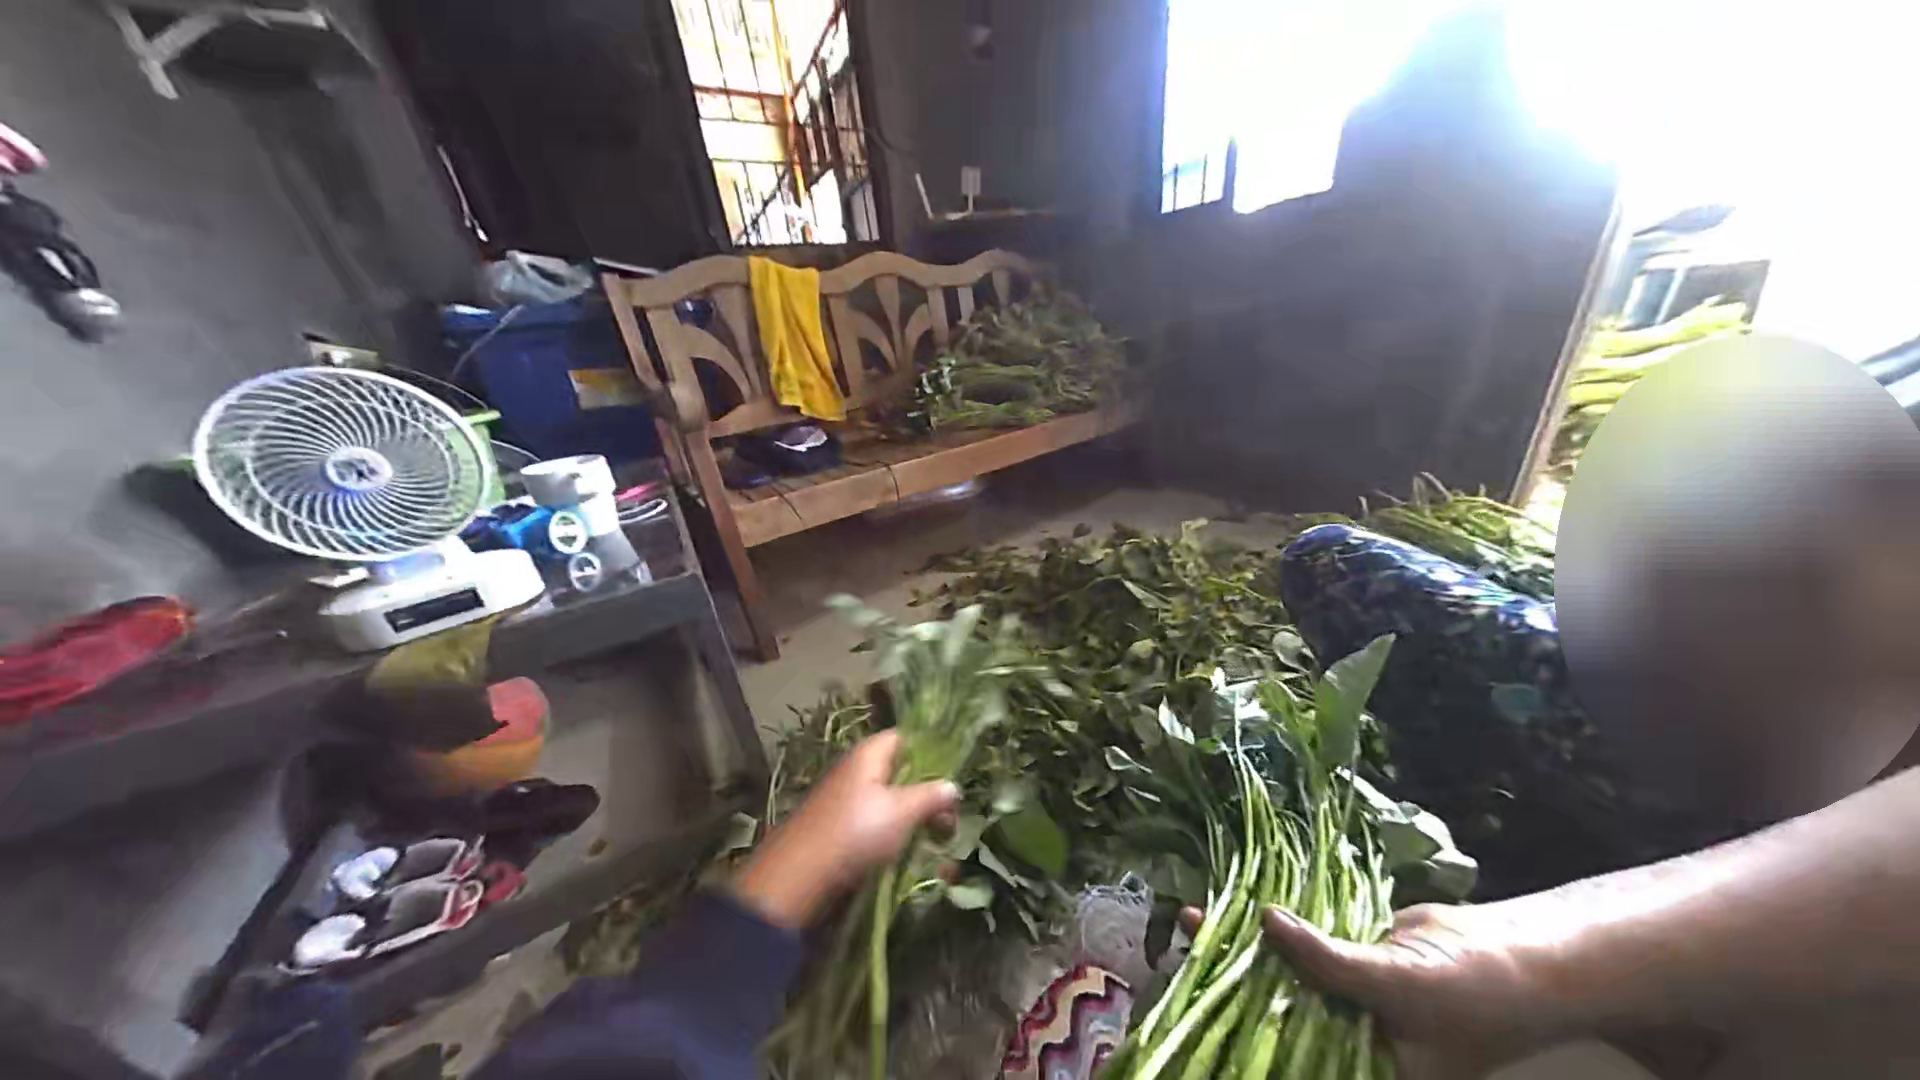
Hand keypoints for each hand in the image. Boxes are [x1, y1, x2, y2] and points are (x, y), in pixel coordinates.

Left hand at [732, 730, 959, 929]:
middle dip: (927, 793)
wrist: (799, 875)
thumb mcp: (902, 811)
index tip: (952, 776)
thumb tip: (953, 786)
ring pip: (890, 799)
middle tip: (949, 820)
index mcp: (870, 753)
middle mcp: (857, 768)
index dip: (932, 752)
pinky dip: (894, 832)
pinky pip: (876, 820)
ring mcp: (846, 797)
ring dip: (913, 817)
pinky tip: (908, 850)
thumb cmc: (856, 831)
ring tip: (935, 840)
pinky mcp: (840, 825)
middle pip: (901, 770)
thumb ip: (931, 795)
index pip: (906, 737)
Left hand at [1178, 900, 1584, 1079]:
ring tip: (1195, 919)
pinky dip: (1271, 930)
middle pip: (1272, 1015)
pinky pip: (1299, 948)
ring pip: (1280, 976)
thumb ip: (1330, 961)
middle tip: (1186, 944)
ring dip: (1241, 948)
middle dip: (1228, 982)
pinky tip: (1235, 909)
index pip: (1285, 1062)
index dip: (1239, 1040)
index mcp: (1359, 1071)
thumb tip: (1266, 921)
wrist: (1512, 953)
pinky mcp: (1343, 963)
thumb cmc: (1469, 989)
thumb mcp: (1398, 983)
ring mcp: (1341, 1000)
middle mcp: (1343, 1042)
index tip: (1192, 1006)